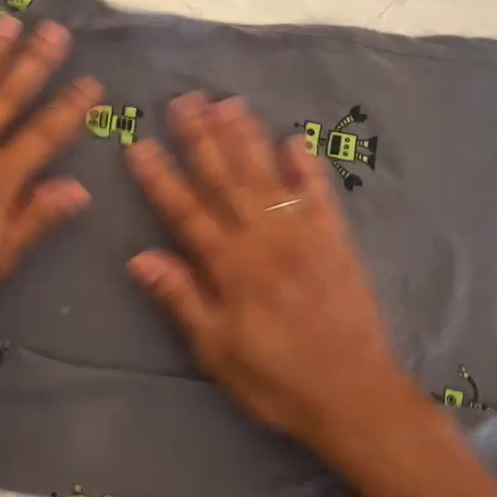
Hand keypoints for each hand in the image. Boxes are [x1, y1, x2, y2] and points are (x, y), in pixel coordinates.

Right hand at [124, 94, 419, 454]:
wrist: (356, 396)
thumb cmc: (275, 379)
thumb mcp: (216, 349)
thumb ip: (181, 297)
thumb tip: (140, 256)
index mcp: (229, 266)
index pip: (185, 211)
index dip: (160, 177)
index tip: (139, 143)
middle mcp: (264, 240)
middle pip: (225, 180)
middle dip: (201, 138)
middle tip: (184, 100)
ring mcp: (304, 236)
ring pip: (268, 176)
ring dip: (246, 138)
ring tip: (227, 102)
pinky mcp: (337, 243)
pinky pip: (320, 196)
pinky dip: (307, 167)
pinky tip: (294, 139)